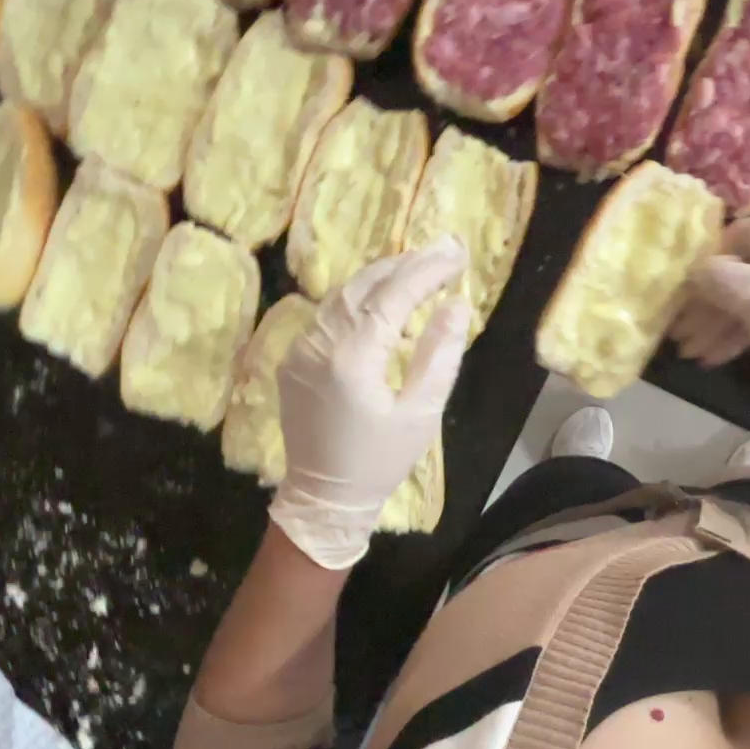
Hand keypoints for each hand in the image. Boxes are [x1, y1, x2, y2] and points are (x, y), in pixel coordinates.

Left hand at [270, 237, 471, 569]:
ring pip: (341, 297)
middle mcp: (318, 344)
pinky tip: (382, 300)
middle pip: (364, 286)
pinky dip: (358, 302)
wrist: (323, 498)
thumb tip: (456, 305)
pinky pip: (327, 318)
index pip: (393, 296)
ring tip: (418, 267)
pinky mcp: (292, 360)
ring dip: (381, 278)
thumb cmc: (378, 462)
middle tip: (443, 250)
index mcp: (352, 359)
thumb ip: (439, 356)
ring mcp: (299, 350)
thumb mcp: (421, 414)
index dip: (427, 271)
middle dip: (405, 264)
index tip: (457, 254)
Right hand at [672, 217, 749, 453]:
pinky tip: (711, 357)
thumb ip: (716, 276)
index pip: (745, 233)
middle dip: (708, 303)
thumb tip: (693, 272)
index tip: (682, 287)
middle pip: (745, 271)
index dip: (709, 258)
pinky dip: (736, 337)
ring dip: (716, 324)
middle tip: (679, 330)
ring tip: (688, 352)